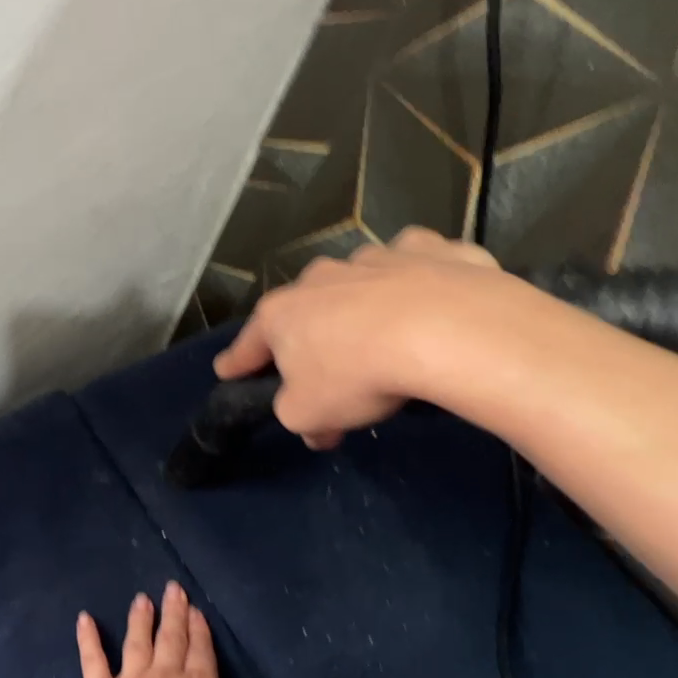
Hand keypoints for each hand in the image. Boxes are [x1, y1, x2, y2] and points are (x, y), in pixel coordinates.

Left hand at [75, 582, 345, 677]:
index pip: (203, 653)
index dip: (200, 632)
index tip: (196, 611)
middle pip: (170, 643)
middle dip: (172, 617)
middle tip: (170, 591)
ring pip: (136, 646)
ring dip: (139, 623)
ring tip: (139, 600)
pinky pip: (93, 662)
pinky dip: (88, 640)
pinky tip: (83, 620)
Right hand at [211, 226, 512, 449]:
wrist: (450, 331)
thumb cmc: (358, 375)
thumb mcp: (308, 415)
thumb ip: (299, 419)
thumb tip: (317, 429)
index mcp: (281, 313)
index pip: (247, 345)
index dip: (236, 364)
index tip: (227, 372)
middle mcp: (320, 276)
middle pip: (304, 310)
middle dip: (306, 335)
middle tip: (320, 368)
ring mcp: (376, 256)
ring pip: (358, 283)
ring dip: (360, 305)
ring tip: (382, 337)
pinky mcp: (432, 248)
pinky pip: (415, 267)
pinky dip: (417, 282)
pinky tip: (430, 300)